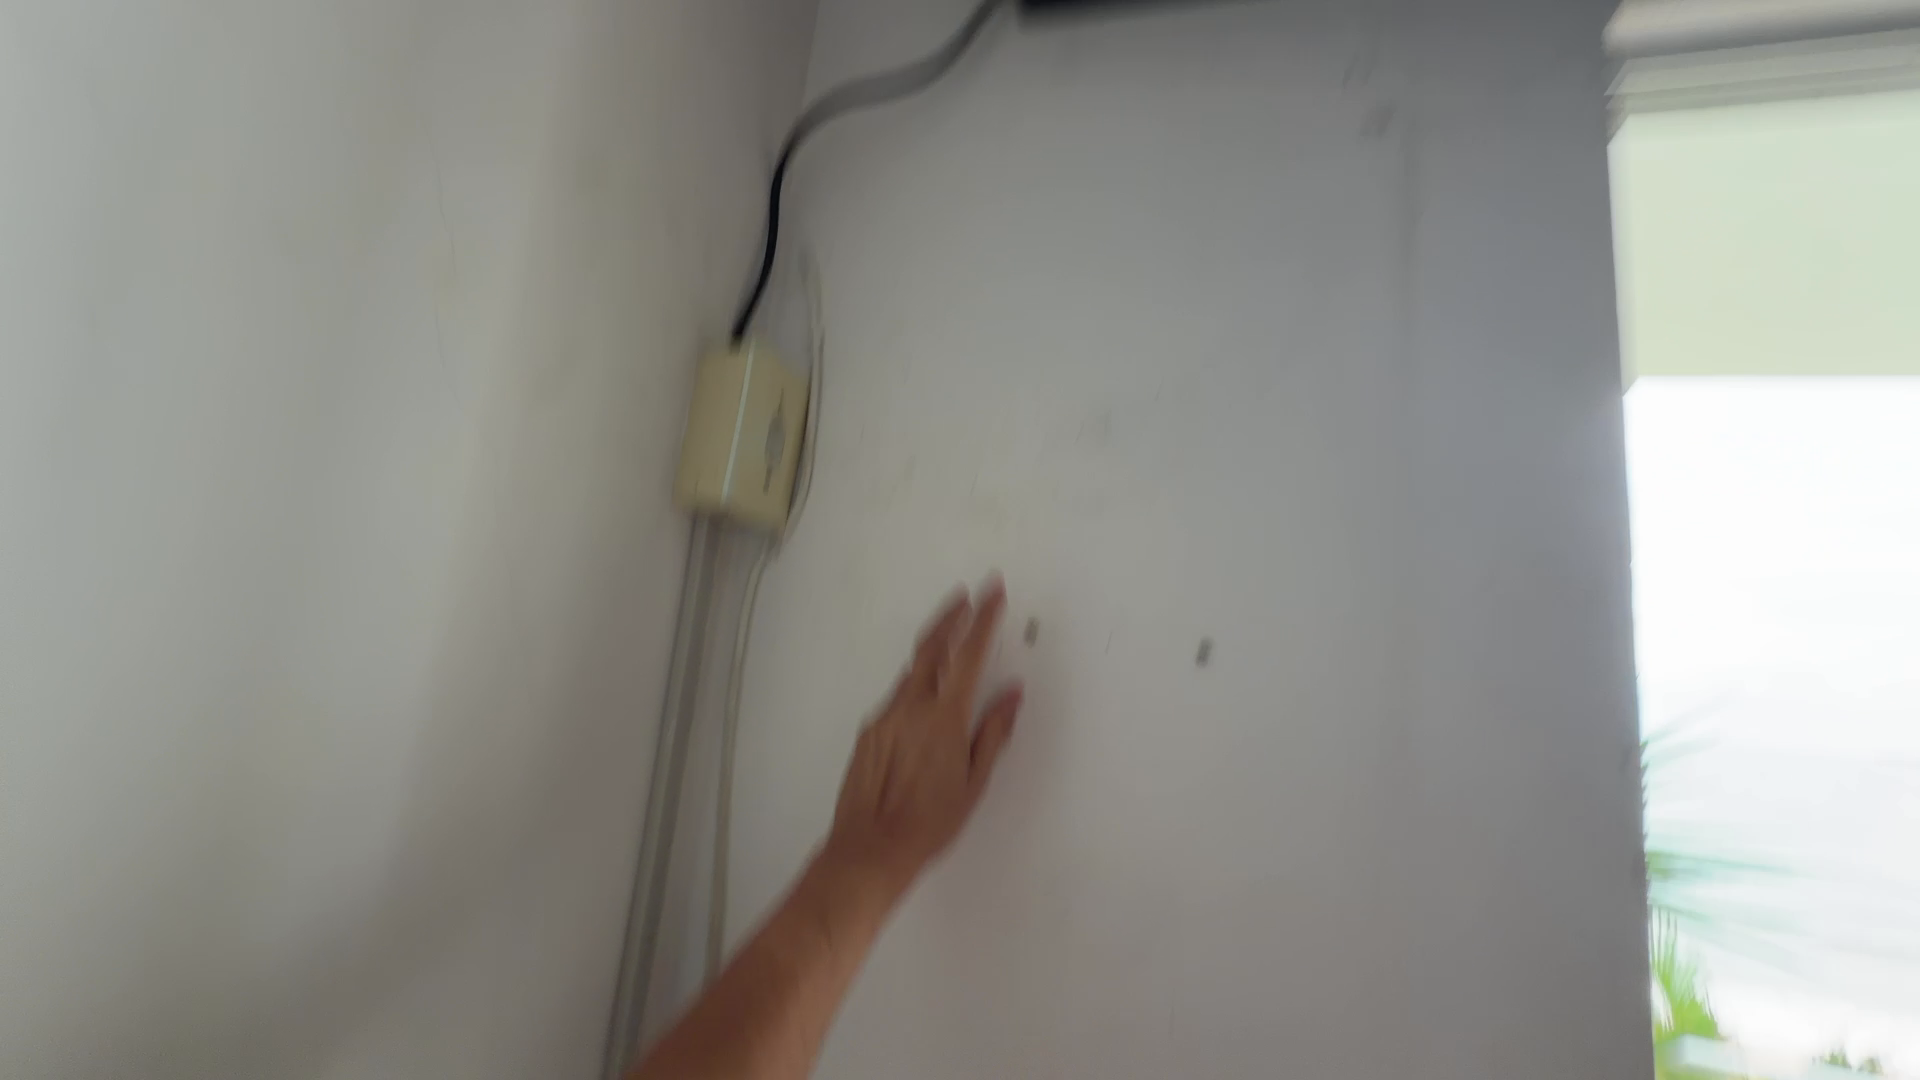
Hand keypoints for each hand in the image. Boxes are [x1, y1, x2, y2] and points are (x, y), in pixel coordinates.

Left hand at [821, 578, 1023, 899]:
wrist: (869, 850)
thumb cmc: (932, 822)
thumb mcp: (974, 782)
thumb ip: (993, 732)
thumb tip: (1011, 693)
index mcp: (943, 716)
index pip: (969, 655)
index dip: (983, 619)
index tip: (992, 592)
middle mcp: (911, 705)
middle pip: (932, 647)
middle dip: (951, 617)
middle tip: (967, 597)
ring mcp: (885, 715)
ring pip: (913, 671)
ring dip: (934, 650)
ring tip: (951, 639)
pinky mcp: (869, 729)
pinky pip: (898, 696)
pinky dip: (917, 684)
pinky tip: (925, 699)